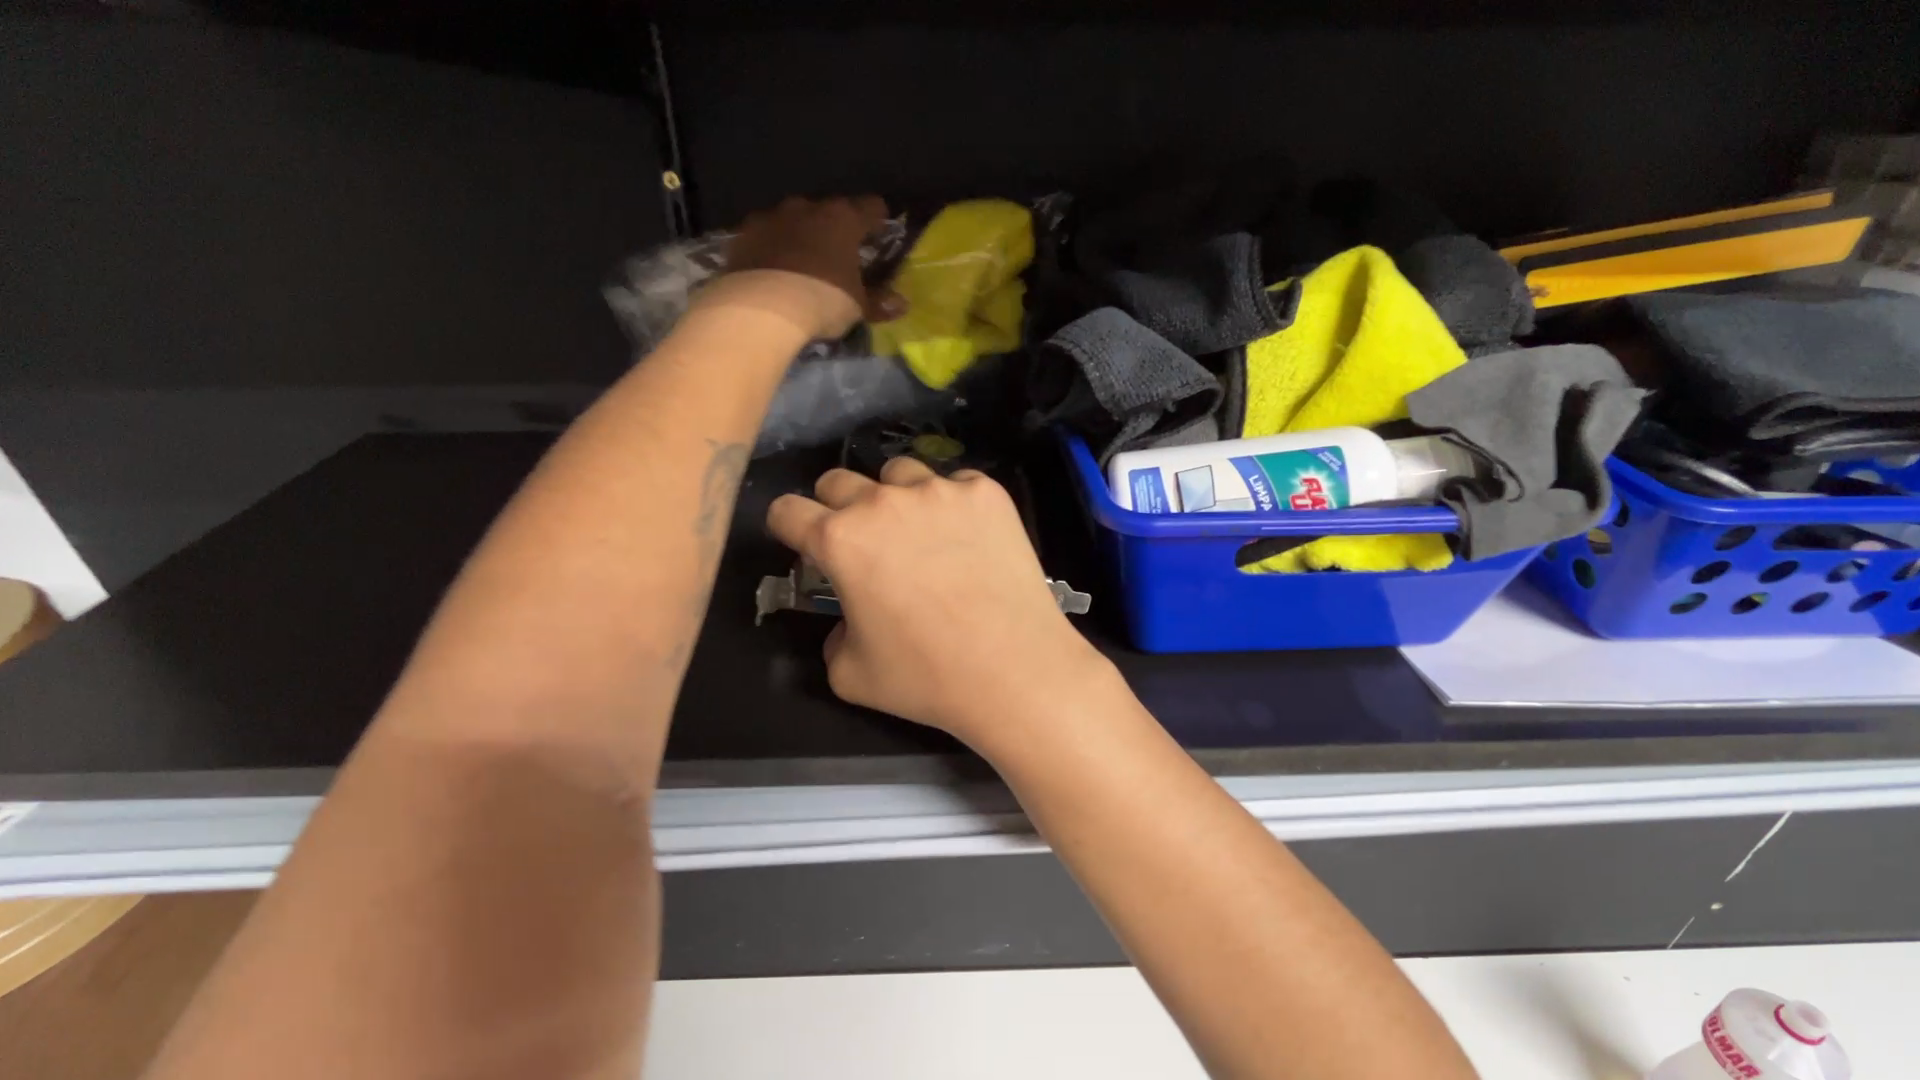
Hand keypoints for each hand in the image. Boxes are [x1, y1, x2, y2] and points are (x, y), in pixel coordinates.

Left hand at [693, 196, 905, 341]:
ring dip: (799, 236)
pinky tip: (770, 270)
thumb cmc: (822, 300)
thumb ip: (878, 302)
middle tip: (837, 256)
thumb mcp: (856, 306)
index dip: (877, 220)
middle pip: (828, 211)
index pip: (871, 207)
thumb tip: (901, 304)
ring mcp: (771, 217)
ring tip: (800, 264)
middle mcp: (808, 207)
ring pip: (793, 220)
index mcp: (843, 218)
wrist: (761, 307)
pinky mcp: (742, 234)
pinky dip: (770, 249)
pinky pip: (764, 237)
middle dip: (834, 230)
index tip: (879, 235)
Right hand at [766, 458, 1113, 748]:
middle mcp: (882, 503)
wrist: (1015, 669)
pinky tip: (968, 540)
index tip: (802, 542)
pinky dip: (952, 505)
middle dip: (836, 508)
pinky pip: (954, 483)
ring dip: (894, 498)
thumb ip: (833, 637)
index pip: (787, 510)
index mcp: (839, 540)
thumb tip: (848, 622)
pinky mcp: (985, 493)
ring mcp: (938, 491)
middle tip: (861, 544)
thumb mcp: (850, 675)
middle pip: (838, 482)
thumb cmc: (926, 677)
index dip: (787, 527)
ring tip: (917, 535)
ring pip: (897, 474)